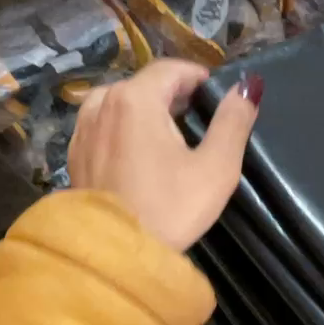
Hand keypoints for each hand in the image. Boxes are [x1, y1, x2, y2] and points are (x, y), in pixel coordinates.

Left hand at [69, 59, 262, 251]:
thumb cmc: (169, 209)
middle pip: (142, 85)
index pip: (171, 69)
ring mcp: (83, 130)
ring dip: (142, 111)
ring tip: (164, 135)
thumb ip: (233, 122)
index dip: (196, 77)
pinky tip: (136, 155)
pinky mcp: (75, 157)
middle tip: (195, 118)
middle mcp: (102, 104)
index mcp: (135, 98)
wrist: (115, 255)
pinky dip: (120, 131)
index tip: (214, 95)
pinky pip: (102, 129)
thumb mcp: (215, 167)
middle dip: (170, 95)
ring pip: (118, 105)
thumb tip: (249, 87)